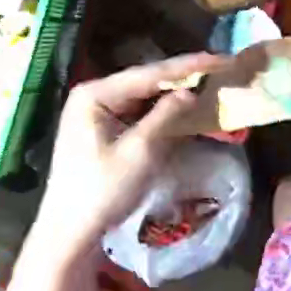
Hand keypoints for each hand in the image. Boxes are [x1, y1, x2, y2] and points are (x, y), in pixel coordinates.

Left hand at [25, 53, 229, 268]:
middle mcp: (92, 95)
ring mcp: (94, 113)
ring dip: (173, 95)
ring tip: (210, 85)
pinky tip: (185, 109)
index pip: (148, 74)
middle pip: (144, 82)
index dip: (187, 66)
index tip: (221, 59)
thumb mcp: (139, 152)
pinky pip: (136, 114)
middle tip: (220, 70)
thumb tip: (191, 91)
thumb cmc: (101, 191)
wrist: (70, 231)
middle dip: (182, 78)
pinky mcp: (101, 130)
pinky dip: (160, 113)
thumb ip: (165, 117)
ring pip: (142, 98)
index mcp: (94, 94)